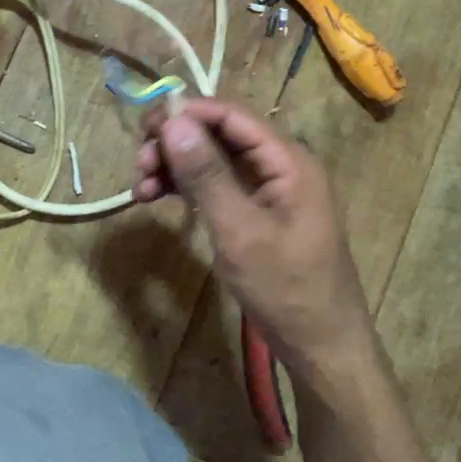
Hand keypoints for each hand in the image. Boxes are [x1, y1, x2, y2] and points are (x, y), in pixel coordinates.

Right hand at [135, 98, 375, 382]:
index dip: (186, 113)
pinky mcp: (255, 212)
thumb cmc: (286, 288)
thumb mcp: (240, 230)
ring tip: (140, 189)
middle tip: (139, 165)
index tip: (144, 129)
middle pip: (218, 134)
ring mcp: (267, 190)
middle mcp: (279, 166)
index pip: (231, 116)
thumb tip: (172, 121)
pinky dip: (184, 188)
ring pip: (210, 159)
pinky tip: (155, 198)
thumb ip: (206, 174)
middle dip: (174, 143)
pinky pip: (214, 184)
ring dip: (173, 166)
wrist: (321, 348)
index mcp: (288, 161)